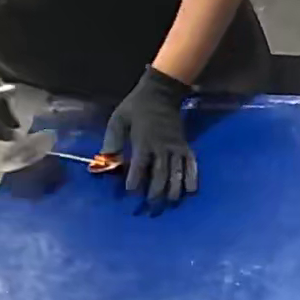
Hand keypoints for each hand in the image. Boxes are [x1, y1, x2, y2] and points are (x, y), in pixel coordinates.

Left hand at [102, 67, 195, 205]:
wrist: (161, 92)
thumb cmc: (136, 107)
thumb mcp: (118, 119)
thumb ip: (112, 140)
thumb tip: (107, 161)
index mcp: (143, 141)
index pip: (139, 165)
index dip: (135, 181)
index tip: (130, 193)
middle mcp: (161, 147)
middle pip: (160, 174)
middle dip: (155, 192)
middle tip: (151, 207)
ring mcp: (176, 147)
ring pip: (177, 172)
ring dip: (174, 189)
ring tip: (171, 203)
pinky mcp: (185, 146)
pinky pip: (191, 164)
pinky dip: (192, 177)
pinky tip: (191, 191)